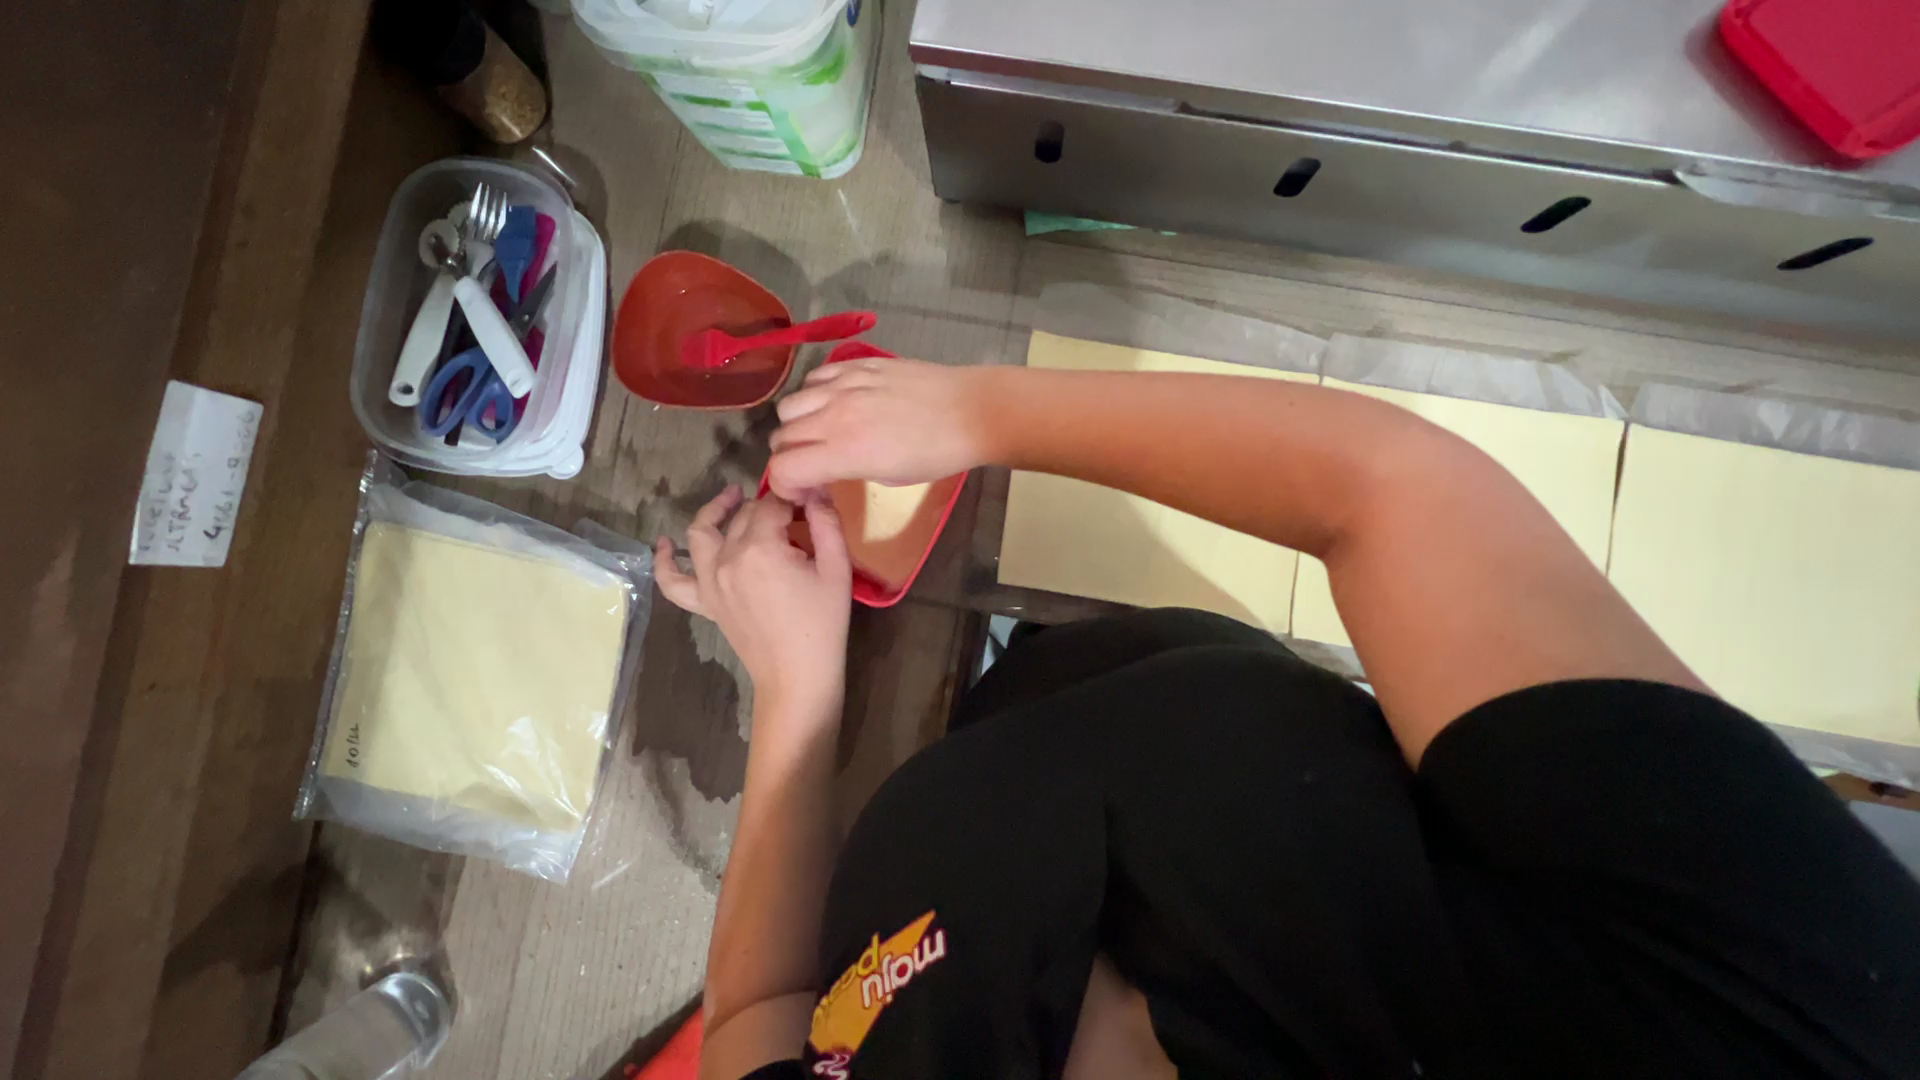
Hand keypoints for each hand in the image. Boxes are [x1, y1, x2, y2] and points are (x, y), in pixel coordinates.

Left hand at [654, 485, 851, 717]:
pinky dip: (665, 560)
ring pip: (702, 533)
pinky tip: (666, 545)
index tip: (810, 507)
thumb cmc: (823, 624)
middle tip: (795, 517)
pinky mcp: (705, 603)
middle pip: (743, 516)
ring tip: (732, 499)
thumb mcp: (837, 569)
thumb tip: (816, 489)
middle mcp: (727, 558)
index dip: (793, 501)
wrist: (797, 676)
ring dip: (715, 511)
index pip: (772, 505)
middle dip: (767, 508)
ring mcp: (710, 581)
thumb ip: (827, 523)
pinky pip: (673, 581)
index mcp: (761, 548)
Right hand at [767, 358, 997, 499]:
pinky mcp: (856, 365)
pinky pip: (815, 378)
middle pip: (781, 436)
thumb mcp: (890, 477)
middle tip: (811, 465)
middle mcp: (834, 415)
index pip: (782, 468)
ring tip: (820, 432)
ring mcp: (844, 385)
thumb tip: (827, 469)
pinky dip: (815, 395)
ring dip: (797, 424)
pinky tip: (835, 404)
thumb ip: (848, 470)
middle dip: (788, 457)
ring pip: (790, 405)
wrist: (970, 410)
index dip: (784, 485)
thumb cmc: (938, 454)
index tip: (801, 490)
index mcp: (845, 451)